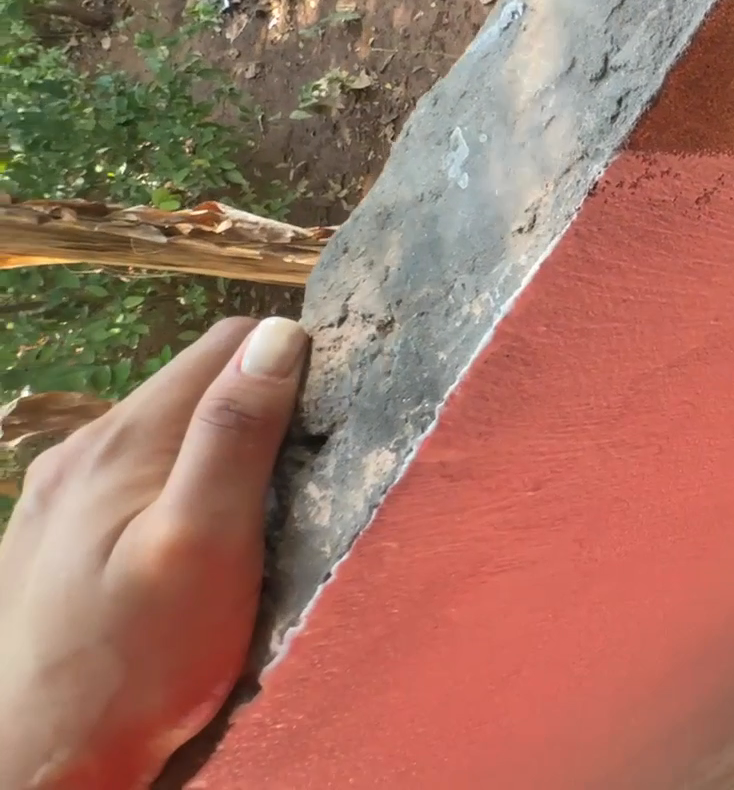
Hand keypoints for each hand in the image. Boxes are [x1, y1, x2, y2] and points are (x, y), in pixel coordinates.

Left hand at [0, 317, 308, 788]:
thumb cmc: (143, 653)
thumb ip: (238, 433)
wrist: (42, 764)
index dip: (296, 353)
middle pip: (203, 376)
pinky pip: (157, 461)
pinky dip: (207, 463)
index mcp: (122, 442)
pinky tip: (227, 512)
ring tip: (287, 478)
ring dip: (243, 428)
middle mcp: (86, 450)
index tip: (343, 396)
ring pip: (182, 419)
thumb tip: (281, 334)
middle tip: (326, 443)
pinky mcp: (72, 525)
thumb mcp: (206, 539)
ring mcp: (70, 489)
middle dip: (274, 389)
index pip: (228, 343)